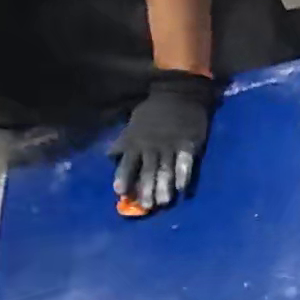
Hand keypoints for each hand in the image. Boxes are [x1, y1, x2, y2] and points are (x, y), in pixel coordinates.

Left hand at [108, 69, 217, 210]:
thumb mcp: (133, 124)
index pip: (128, 162)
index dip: (124, 177)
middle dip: (146, 188)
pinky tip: (182, 189)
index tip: (120, 192)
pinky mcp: (188, 145)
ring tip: (163, 202)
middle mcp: (152, 146)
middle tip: (146, 206)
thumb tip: (110, 156)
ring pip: (166, 169)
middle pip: (148, 170)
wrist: (179, 94)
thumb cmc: (154, 113)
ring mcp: (171, 145)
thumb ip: (123, 142)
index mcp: (136, 141)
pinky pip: (185, 162)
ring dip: (164, 186)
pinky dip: (183, 175)